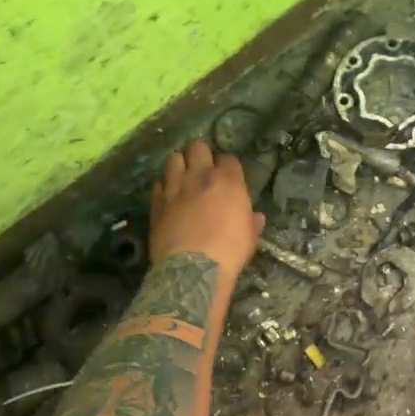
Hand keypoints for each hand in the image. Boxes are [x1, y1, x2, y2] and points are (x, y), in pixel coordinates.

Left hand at [149, 139, 263, 279]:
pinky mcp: (157, 202)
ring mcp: (176, 187)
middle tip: (202, 164)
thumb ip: (252, 222)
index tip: (227, 175)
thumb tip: (256, 216)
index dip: (227, 165)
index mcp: (228, 182)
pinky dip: (163, 186)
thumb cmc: (229, 252)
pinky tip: (168, 194)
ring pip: (173, 159)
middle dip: (200, 152)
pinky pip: (158, 183)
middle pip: (198, 147)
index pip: (228, 158)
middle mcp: (200, 176)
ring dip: (179, 164)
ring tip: (182, 174)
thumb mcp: (250, 237)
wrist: (193, 268)